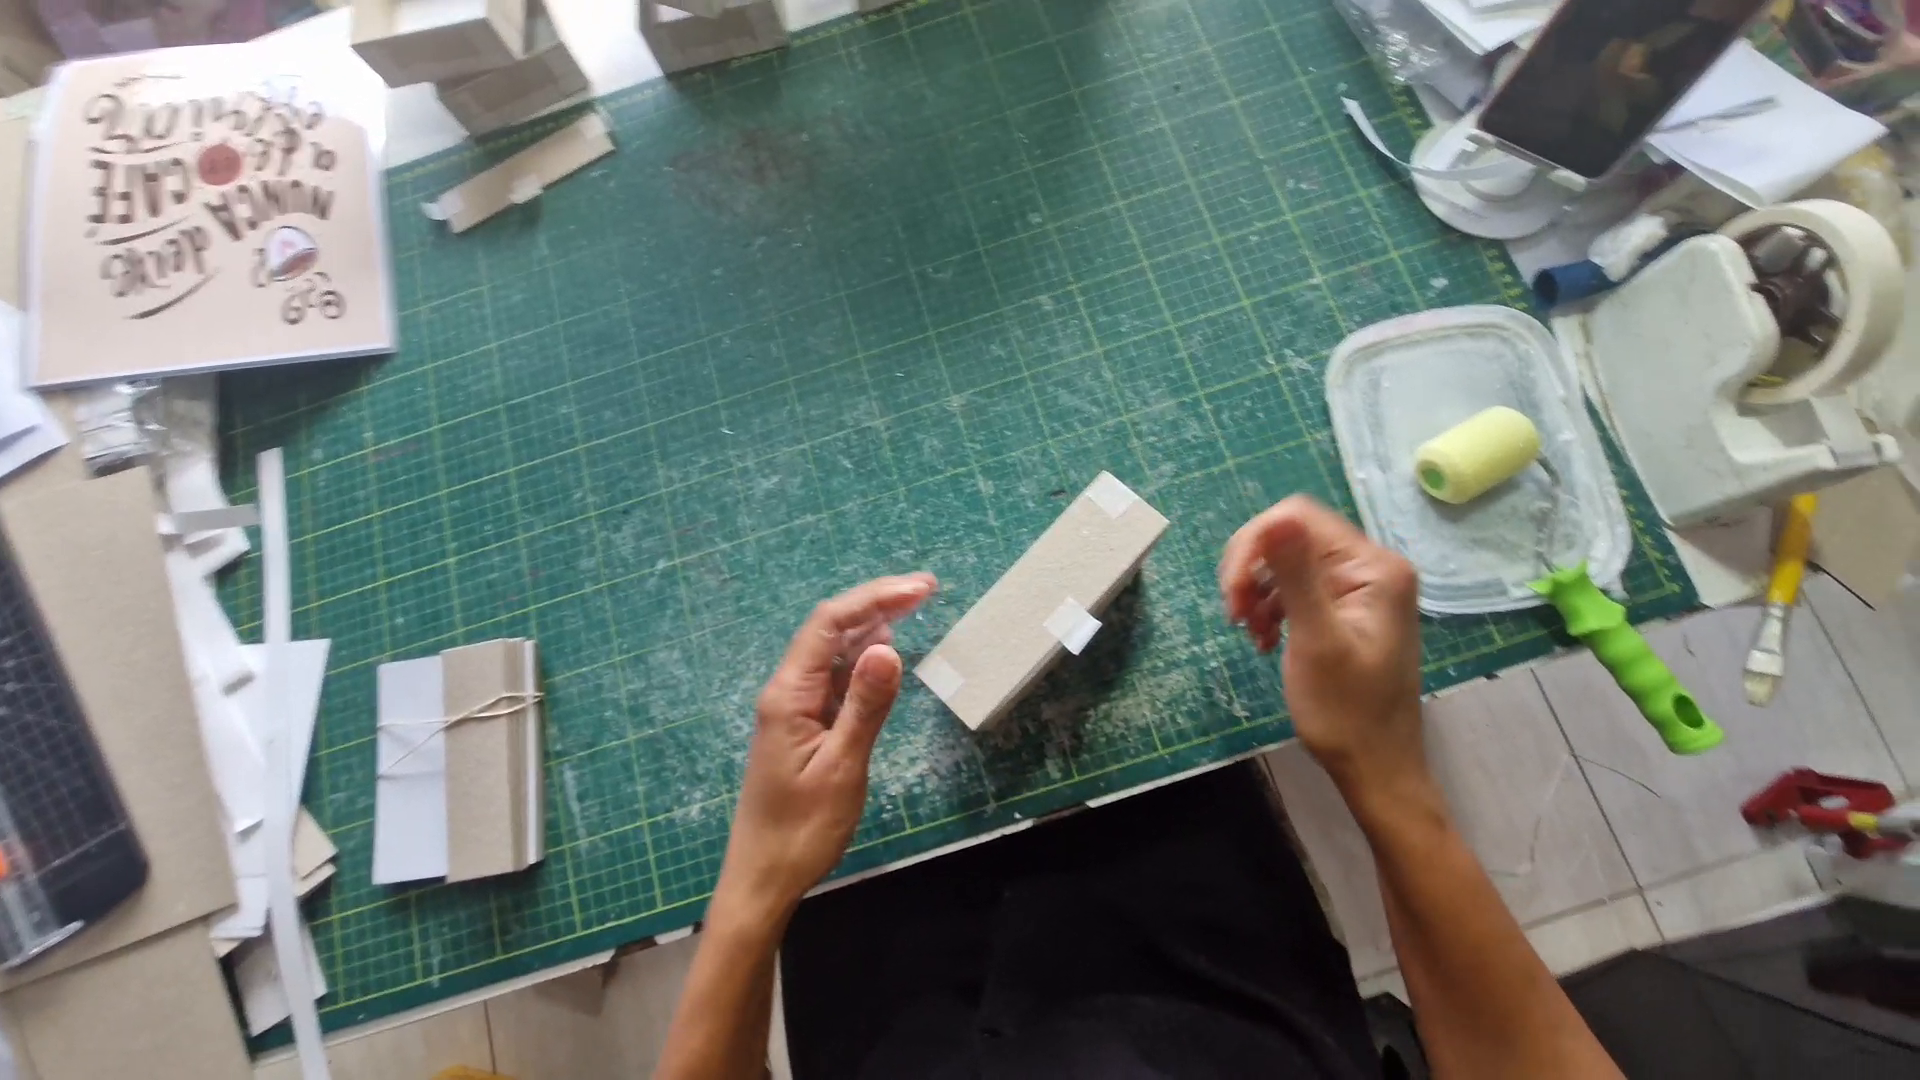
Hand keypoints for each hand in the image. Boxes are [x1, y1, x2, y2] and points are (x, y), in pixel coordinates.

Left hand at [711, 573, 937, 930]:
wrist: (762, 879)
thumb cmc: (801, 830)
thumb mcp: (842, 767)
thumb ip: (864, 706)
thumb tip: (888, 647)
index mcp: (789, 694)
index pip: (830, 624)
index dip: (875, 598)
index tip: (921, 590)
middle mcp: (788, 691)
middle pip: (830, 629)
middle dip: (876, 603)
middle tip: (926, 590)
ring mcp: (795, 708)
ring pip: (833, 652)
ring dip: (871, 627)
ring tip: (913, 608)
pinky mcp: (804, 726)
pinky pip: (834, 678)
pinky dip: (862, 659)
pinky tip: (884, 653)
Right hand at [1219, 497, 1427, 812]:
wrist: (1374, 768)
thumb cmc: (1346, 711)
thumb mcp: (1316, 640)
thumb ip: (1296, 575)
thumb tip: (1276, 516)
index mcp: (1373, 567)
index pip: (1298, 519)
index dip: (1254, 545)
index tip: (1231, 591)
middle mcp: (1369, 568)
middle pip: (1288, 538)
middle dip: (1250, 570)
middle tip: (1233, 614)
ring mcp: (1356, 589)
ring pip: (1284, 562)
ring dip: (1254, 591)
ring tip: (1246, 631)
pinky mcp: (1342, 609)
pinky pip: (1292, 588)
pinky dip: (1267, 608)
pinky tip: (1262, 638)